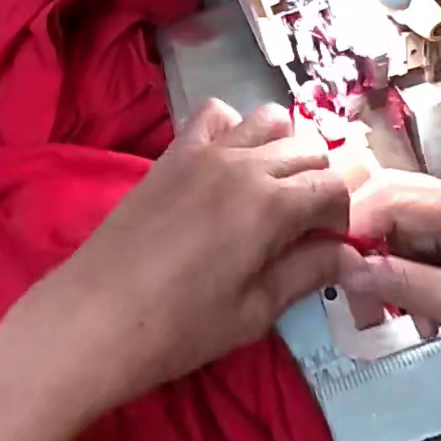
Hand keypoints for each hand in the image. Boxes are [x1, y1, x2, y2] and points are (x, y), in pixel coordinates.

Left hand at [10, 100, 349, 412]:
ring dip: (285, 147)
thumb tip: (348, 254)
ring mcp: (208, 150)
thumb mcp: (254, 312)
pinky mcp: (176, 151)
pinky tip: (227, 160)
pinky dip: (233, 127)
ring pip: (271, 120)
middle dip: (319, 181)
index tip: (326, 244)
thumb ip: (308, 272)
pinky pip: (216, 113)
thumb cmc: (178, 327)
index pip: (333, 187)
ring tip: (271, 186)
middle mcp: (247, 164)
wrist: (92, 318)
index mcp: (272, 205)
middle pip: (310, 149)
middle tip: (302, 223)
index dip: (339, 216)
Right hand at [334, 169, 440, 408]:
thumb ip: (406, 283)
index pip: (396, 194)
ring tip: (393, 316)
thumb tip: (345, 266)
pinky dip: (410, 281)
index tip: (330, 262)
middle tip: (355, 295)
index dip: (357, 222)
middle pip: (396, 205)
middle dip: (369, 246)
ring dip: (390, 270)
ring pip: (404, 231)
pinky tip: (423, 317)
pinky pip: (422, 252)